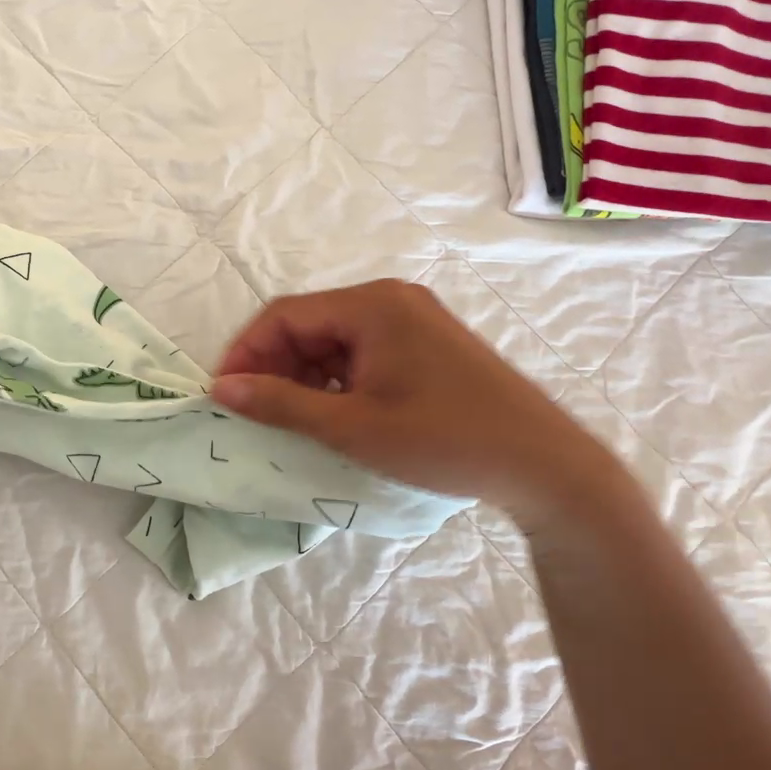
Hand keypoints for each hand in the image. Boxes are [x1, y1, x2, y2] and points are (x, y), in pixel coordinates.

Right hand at [211, 280, 633, 522]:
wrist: (550, 468)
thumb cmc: (445, 441)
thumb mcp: (350, 426)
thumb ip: (279, 403)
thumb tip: (220, 388)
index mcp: (373, 306)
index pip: (283, 316)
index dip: (245, 353)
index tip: (223, 394)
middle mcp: (391, 301)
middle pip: (307, 325)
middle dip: (272, 366)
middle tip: (252, 411)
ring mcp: (413, 321)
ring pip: (332, 341)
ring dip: (301, 376)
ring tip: (287, 419)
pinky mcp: (427, 346)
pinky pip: (360, 352)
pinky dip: (333, 380)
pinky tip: (329, 415)